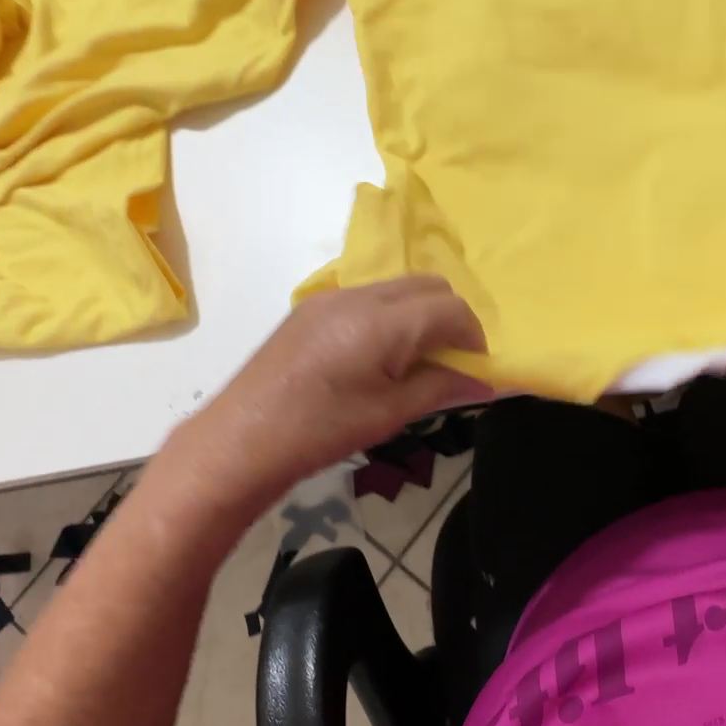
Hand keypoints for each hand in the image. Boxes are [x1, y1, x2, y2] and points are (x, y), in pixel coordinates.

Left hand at [171, 277, 489, 509]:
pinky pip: (370, 297)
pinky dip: (392, 315)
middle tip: (451, 361)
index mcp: (382, 322)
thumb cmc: (321, 431)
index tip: (475, 368)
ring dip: (421, 314)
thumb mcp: (390, 413)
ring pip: (399, 287)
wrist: (241, 440)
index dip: (473, 335)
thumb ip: (442, 388)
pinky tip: (379, 356)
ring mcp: (331, 298)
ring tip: (415, 361)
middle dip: (451, 318)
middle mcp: (358, 296)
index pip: (451, 308)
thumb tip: (484, 383)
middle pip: (429, 285)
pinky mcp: (311, 308)